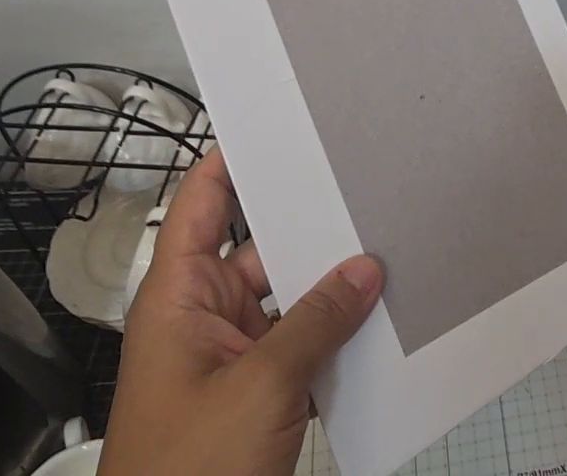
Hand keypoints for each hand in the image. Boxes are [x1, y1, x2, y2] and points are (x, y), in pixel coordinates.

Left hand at [99, 148, 383, 475]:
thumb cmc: (190, 468)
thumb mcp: (259, 386)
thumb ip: (317, 321)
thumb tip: (367, 269)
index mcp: (180, 296)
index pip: (203, 204)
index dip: (232, 159)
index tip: (279, 124)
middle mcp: (205, 313)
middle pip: (260, 246)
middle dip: (308, 222)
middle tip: (362, 184)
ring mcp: (234, 353)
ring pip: (289, 296)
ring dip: (330, 283)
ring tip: (386, 242)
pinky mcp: (260, 388)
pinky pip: (302, 340)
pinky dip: (336, 330)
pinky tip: (381, 313)